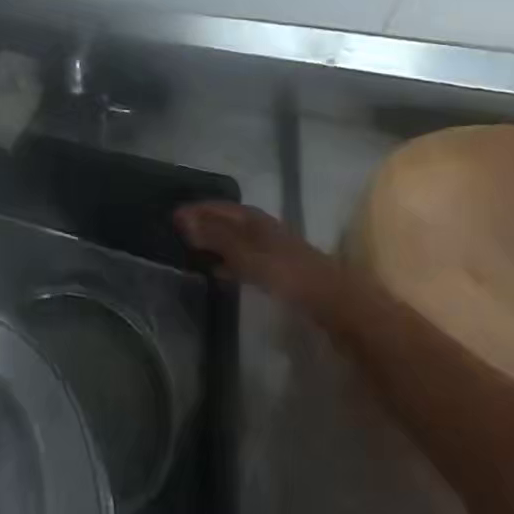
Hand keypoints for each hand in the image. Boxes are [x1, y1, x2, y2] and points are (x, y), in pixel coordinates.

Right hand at [175, 202, 344, 318]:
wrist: (339, 306)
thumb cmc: (290, 275)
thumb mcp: (247, 255)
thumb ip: (216, 238)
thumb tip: (182, 220)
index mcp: (257, 221)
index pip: (222, 207)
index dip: (199, 209)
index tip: (174, 215)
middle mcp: (266, 231)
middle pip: (231, 222)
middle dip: (206, 223)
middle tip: (181, 231)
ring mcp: (276, 252)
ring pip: (239, 241)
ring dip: (218, 243)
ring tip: (196, 251)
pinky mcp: (284, 274)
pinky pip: (247, 260)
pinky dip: (230, 261)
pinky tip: (222, 273)